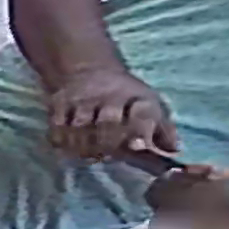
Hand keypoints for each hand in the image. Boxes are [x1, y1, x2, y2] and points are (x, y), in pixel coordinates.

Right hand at [44, 67, 178, 160]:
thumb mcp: (149, 104)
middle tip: (105, 157)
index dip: (140, 131)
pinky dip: (60, 138)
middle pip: (107, 122)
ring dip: (82, 144)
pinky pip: (56, 124)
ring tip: (85, 156)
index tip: (135, 147)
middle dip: (106, 142)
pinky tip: (65, 148)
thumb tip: (172, 150)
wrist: (86, 72)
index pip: (142, 114)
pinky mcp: (59, 102)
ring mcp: (81, 99)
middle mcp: (110, 96)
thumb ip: (161, 128)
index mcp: (139, 97)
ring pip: (79, 126)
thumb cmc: (124, 95)